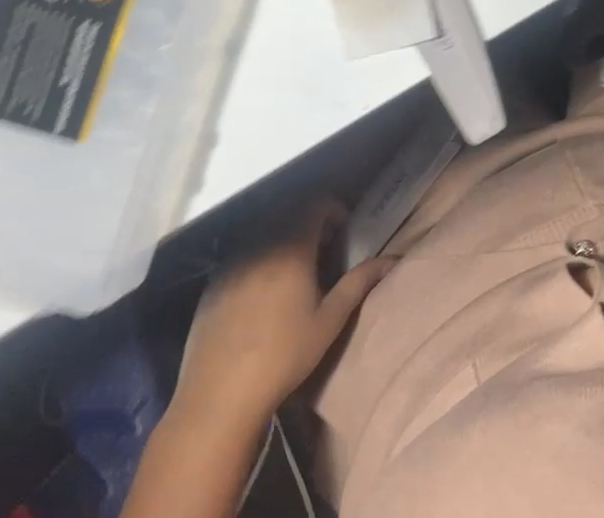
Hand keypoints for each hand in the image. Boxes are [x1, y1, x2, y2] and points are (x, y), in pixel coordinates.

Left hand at [173, 200, 393, 428]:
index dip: (333, 211)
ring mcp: (228, 267)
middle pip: (286, 217)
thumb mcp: (331, 320)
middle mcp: (256, 249)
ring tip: (296, 274)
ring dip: (283, 242)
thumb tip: (392, 259)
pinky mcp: (210, 286)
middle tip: (325, 254)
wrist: (219, 396)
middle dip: (309, 226)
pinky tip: (264, 295)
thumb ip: (360, 282)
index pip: (313, 206)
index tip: (343, 235)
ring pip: (261, 236)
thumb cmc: (285, 355)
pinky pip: (240, 256)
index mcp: (290, 251)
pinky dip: (259, 260)